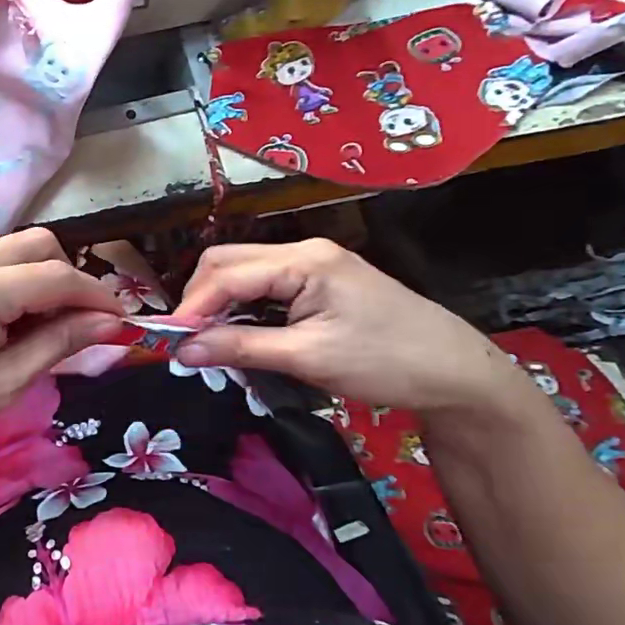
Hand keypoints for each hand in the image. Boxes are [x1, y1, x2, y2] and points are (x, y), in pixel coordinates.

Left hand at [0, 228, 124, 498]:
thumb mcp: (4, 384)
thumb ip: (61, 343)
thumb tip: (111, 324)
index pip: (56, 275)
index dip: (97, 295)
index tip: (123, 320)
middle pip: (36, 244)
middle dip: (69, 277)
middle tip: (83, 323)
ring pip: (10, 251)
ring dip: (39, 279)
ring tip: (47, 329)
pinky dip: (10, 283)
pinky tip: (10, 324)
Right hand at [171, 239, 522, 411]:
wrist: (455, 374)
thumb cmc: (385, 362)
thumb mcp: (308, 358)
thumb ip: (241, 349)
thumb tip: (182, 349)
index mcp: (304, 260)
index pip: (227, 274)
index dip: (192, 307)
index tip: (169, 342)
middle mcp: (304, 251)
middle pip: (229, 263)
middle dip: (200, 299)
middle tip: (186, 341)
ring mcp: (314, 264)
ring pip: (244, 273)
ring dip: (219, 303)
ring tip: (206, 341)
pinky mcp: (320, 283)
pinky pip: (265, 286)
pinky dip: (242, 308)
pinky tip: (237, 334)